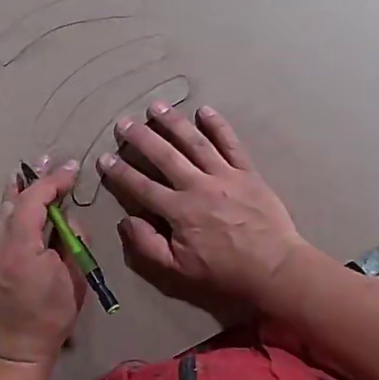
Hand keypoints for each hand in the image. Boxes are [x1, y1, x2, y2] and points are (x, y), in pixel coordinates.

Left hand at [0, 157, 86, 365]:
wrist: (16, 349)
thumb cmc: (53, 317)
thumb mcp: (75, 277)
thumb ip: (71, 242)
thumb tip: (64, 219)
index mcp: (21, 250)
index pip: (33, 202)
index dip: (53, 182)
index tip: (72, 170)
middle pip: (12, 202)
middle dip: (33, 181)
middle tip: (48, 159)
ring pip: (1, 214)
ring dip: (18, 194)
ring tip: (27, 171)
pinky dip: (11, 215)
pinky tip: (18, 206)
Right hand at [99, 104, 309, 309]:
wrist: (274, 269)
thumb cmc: (224, 272)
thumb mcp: (178, 271)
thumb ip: (148, 245)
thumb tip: (126, 221)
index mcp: (179, 210)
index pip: (141, 186)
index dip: (120, 172)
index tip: (104, 158)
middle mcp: (198, 186)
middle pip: (164, 155)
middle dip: (141, 137)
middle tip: (124, 123)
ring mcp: (225, 175)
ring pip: (194, 142)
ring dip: (173, 122)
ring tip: (156, 107)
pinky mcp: (247, 172)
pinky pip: (231, 143)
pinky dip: (218, 125)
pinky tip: (204, 110)